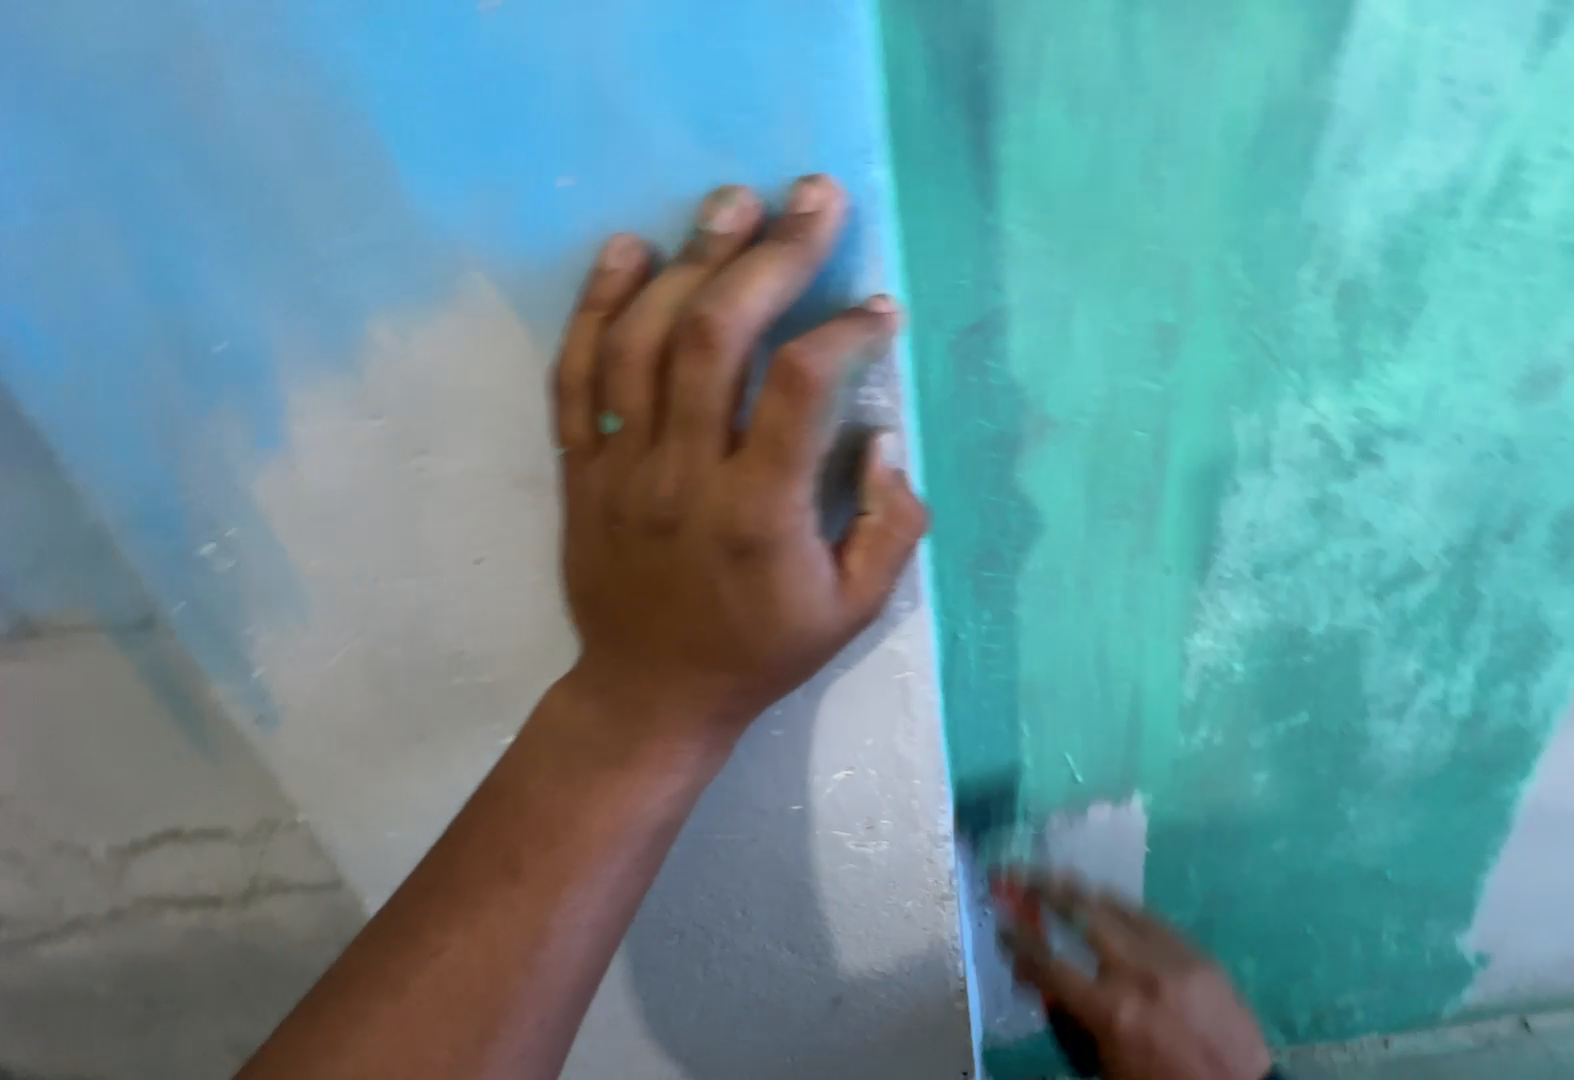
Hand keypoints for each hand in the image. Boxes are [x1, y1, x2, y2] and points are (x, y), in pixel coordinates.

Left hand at [549, 175, 927, 753]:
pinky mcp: (583, 467)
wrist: (652, 694)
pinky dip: (597, 305)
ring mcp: (623, 466)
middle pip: (721, 336)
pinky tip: (626, 250)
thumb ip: (890, 525)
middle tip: (810, 198)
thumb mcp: (855, 609)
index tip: (878, 308)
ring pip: (646, 339)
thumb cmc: (764, 650)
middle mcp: (687, 473)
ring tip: (731, 202)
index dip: (847, 332)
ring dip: (690, 258)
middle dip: (772, 256)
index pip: (805, 388)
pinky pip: (578, 373)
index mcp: (762, 511)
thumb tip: (883, 436)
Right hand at [996, 873, 1272, 1079]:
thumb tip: (1036, 977)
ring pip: (1118, 906)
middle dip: (1046, 888)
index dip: (1018, 940)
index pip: (1049, 963)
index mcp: (1111, 1010)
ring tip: (1059, 879)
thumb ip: (1070, 1020)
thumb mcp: (1104, 1066)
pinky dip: (1122, 909)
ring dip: (1083, 891)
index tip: (1000, 922)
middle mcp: (1138, 971)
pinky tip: (1108, 905)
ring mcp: (1172, 955)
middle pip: (1083, 912)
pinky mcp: (1198, 951)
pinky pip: (1151, 918)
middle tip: (1022, 873)